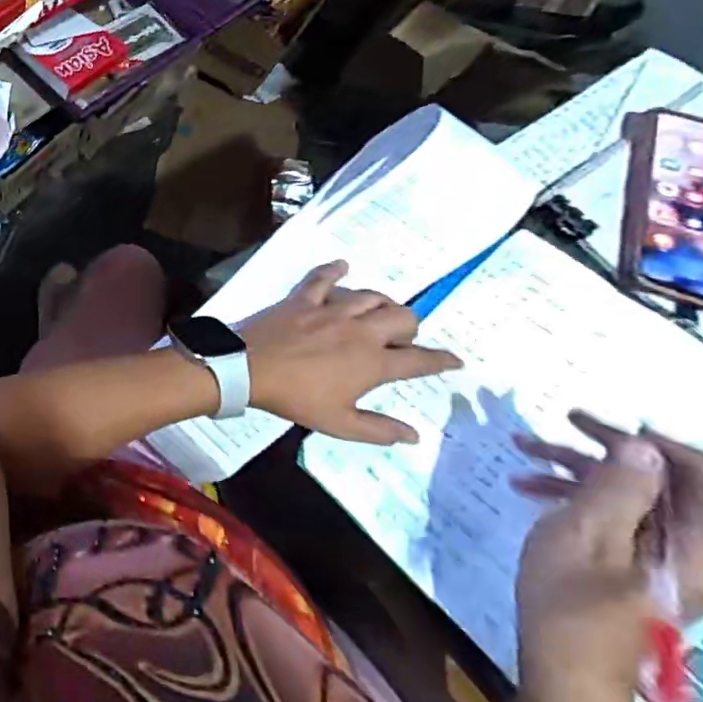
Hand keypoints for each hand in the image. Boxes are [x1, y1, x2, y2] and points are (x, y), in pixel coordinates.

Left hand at [240, 261, 461, 444]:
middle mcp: (359, 330)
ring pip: (370, 295)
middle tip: (402, 339)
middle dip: (411, 327)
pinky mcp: (303, 298)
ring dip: (382, 303)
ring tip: (380, 312)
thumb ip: (379, 430)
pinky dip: (334, 270)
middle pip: (402, 317)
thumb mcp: (338, 423)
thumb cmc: (294, 398)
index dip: (441, 360)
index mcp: (372, 362)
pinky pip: (323, 278)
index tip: (454, 360)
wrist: (248, 367)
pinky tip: (342, 266)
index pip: (419, 360)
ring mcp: (331, 309)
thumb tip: (414, 435)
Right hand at [514, 411, 702, 619]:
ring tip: (527, 446)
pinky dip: (574, 493)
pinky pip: (615, 516)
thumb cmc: (573, 598)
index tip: (633, 437)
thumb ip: (620, 488)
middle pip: (677, 488)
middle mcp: (693, 554)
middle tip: (569, 423)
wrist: (560, 662)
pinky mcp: (629, 562)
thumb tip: (644, 447)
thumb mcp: (588, 533)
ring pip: (636, 498)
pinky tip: (527, 484)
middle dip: (619, 451)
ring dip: (583, 467)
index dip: (690, 458)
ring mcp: (659, 559)